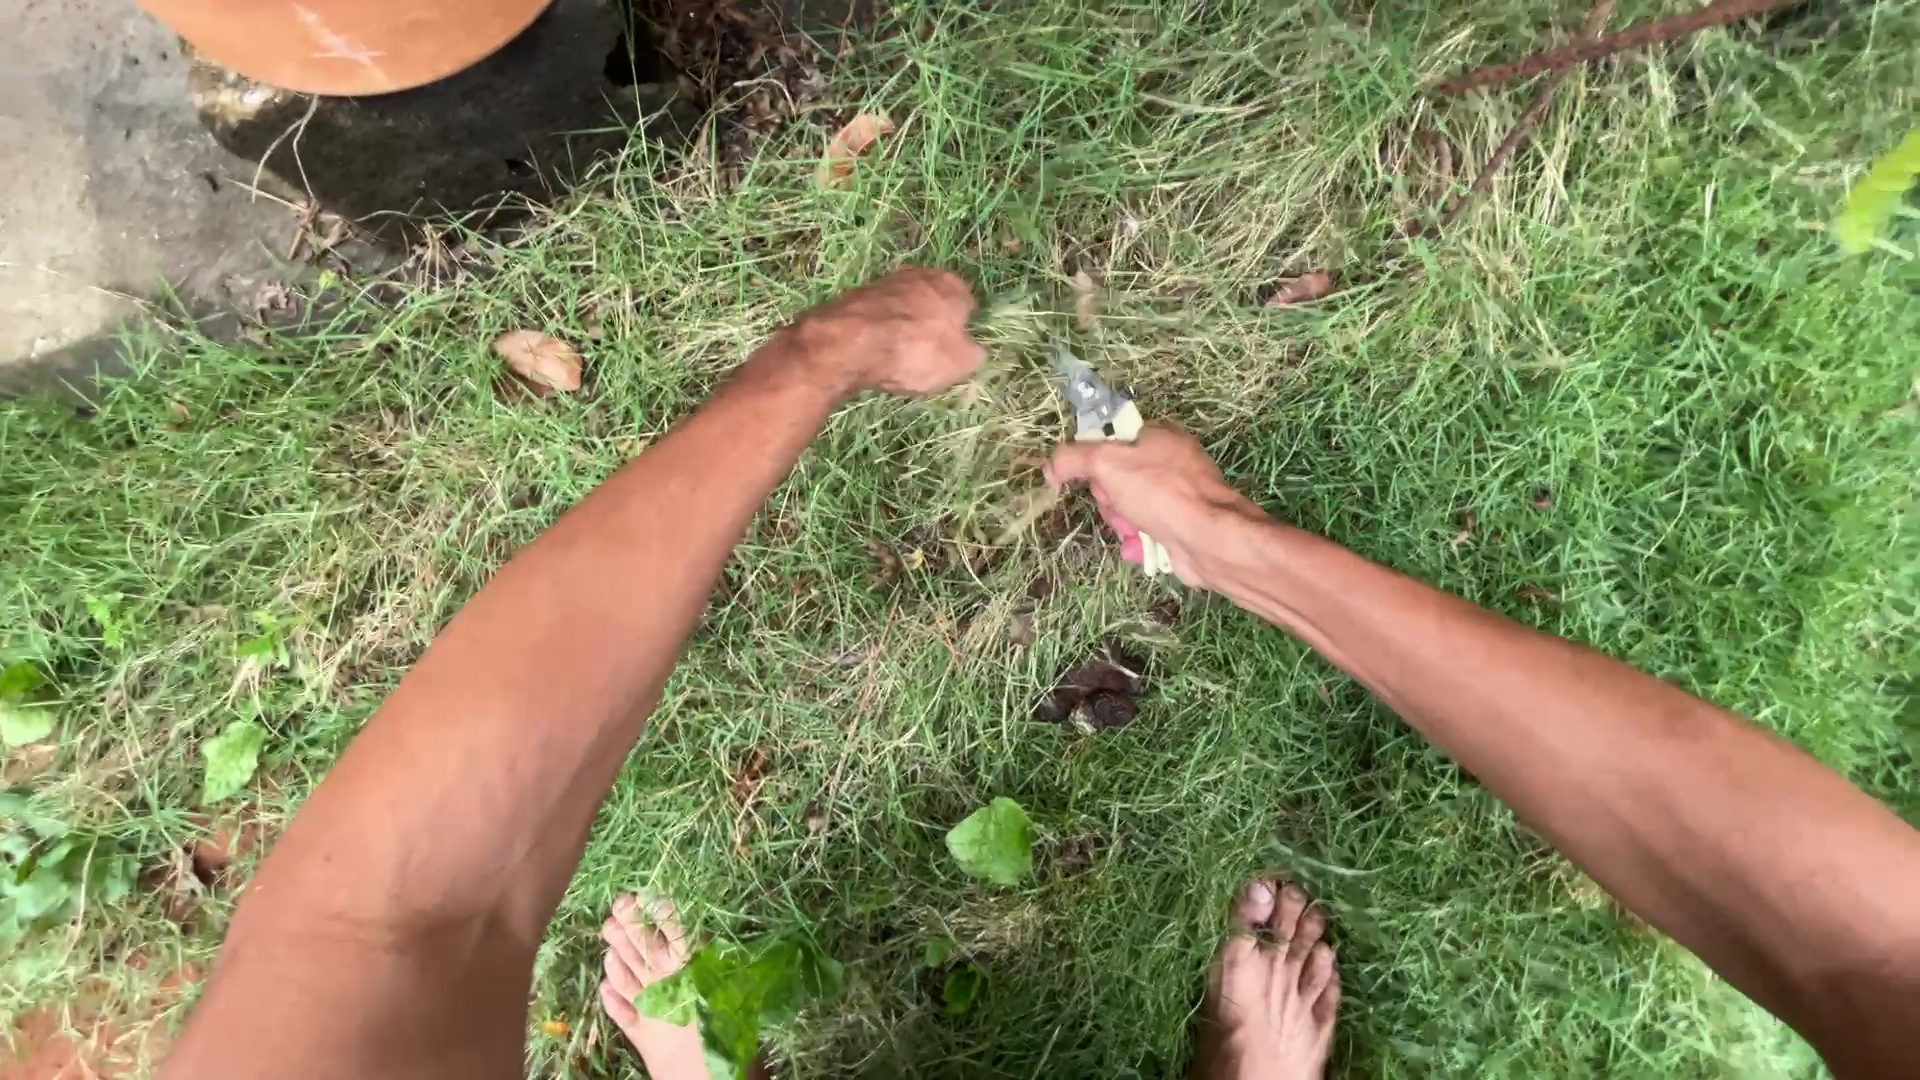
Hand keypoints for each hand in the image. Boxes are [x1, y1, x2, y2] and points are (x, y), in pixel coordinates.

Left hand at [784, 267, 985, 395]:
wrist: (851, 344)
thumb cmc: (917, 352)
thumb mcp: (962, 363)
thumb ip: (975, 353)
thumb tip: (974, 350)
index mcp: (952, 283)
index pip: (968, 306)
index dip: (963, 332)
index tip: (954, 354)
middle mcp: (920, 273)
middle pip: (935, 306)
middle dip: (933, 329)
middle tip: (927, 360)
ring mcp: (886, 282)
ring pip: (906, 312)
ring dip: (905, 332)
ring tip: (900, 361)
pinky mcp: (858, 296)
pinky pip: (880, 319)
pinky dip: (881, 334)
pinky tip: (877, 354)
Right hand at [1044, 425, 1267, 589]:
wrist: (1206, 538)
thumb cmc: (1159, 492)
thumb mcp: (1106, 463)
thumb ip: (1072, 458)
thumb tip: (1050, 466)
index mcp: (1156, 435)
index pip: (1110, 441)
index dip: (1094, 462)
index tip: (1094, 477)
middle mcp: (1168, 461)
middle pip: (1114, 479)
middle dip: (1109, 500)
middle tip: (1118, 506)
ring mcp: (1175, 495)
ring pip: (1126, 508)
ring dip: (1121, 523)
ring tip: (1132, 531)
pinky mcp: (1179, 525)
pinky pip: (1144, 530)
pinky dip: (1137, 541)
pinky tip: (1139, 546)